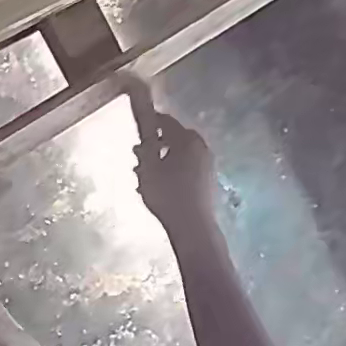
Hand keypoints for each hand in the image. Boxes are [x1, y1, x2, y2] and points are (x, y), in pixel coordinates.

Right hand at [126, 79, 217, 236]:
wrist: (192, 224)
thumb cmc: (166, 194)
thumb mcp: (148, 169)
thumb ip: (145, 148)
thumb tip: (143, 137)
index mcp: (187, 139)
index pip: (166, 121)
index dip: (150, 121)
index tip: (137, 126)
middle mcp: (201, 146)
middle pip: (176, 137)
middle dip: (157, 142)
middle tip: (139, 154)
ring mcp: (207, 163)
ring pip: (181, 153)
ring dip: (165, 157)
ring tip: (147, 172)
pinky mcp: (208, 178)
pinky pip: (188, 165)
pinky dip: (174, 168)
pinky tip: (162, 183)